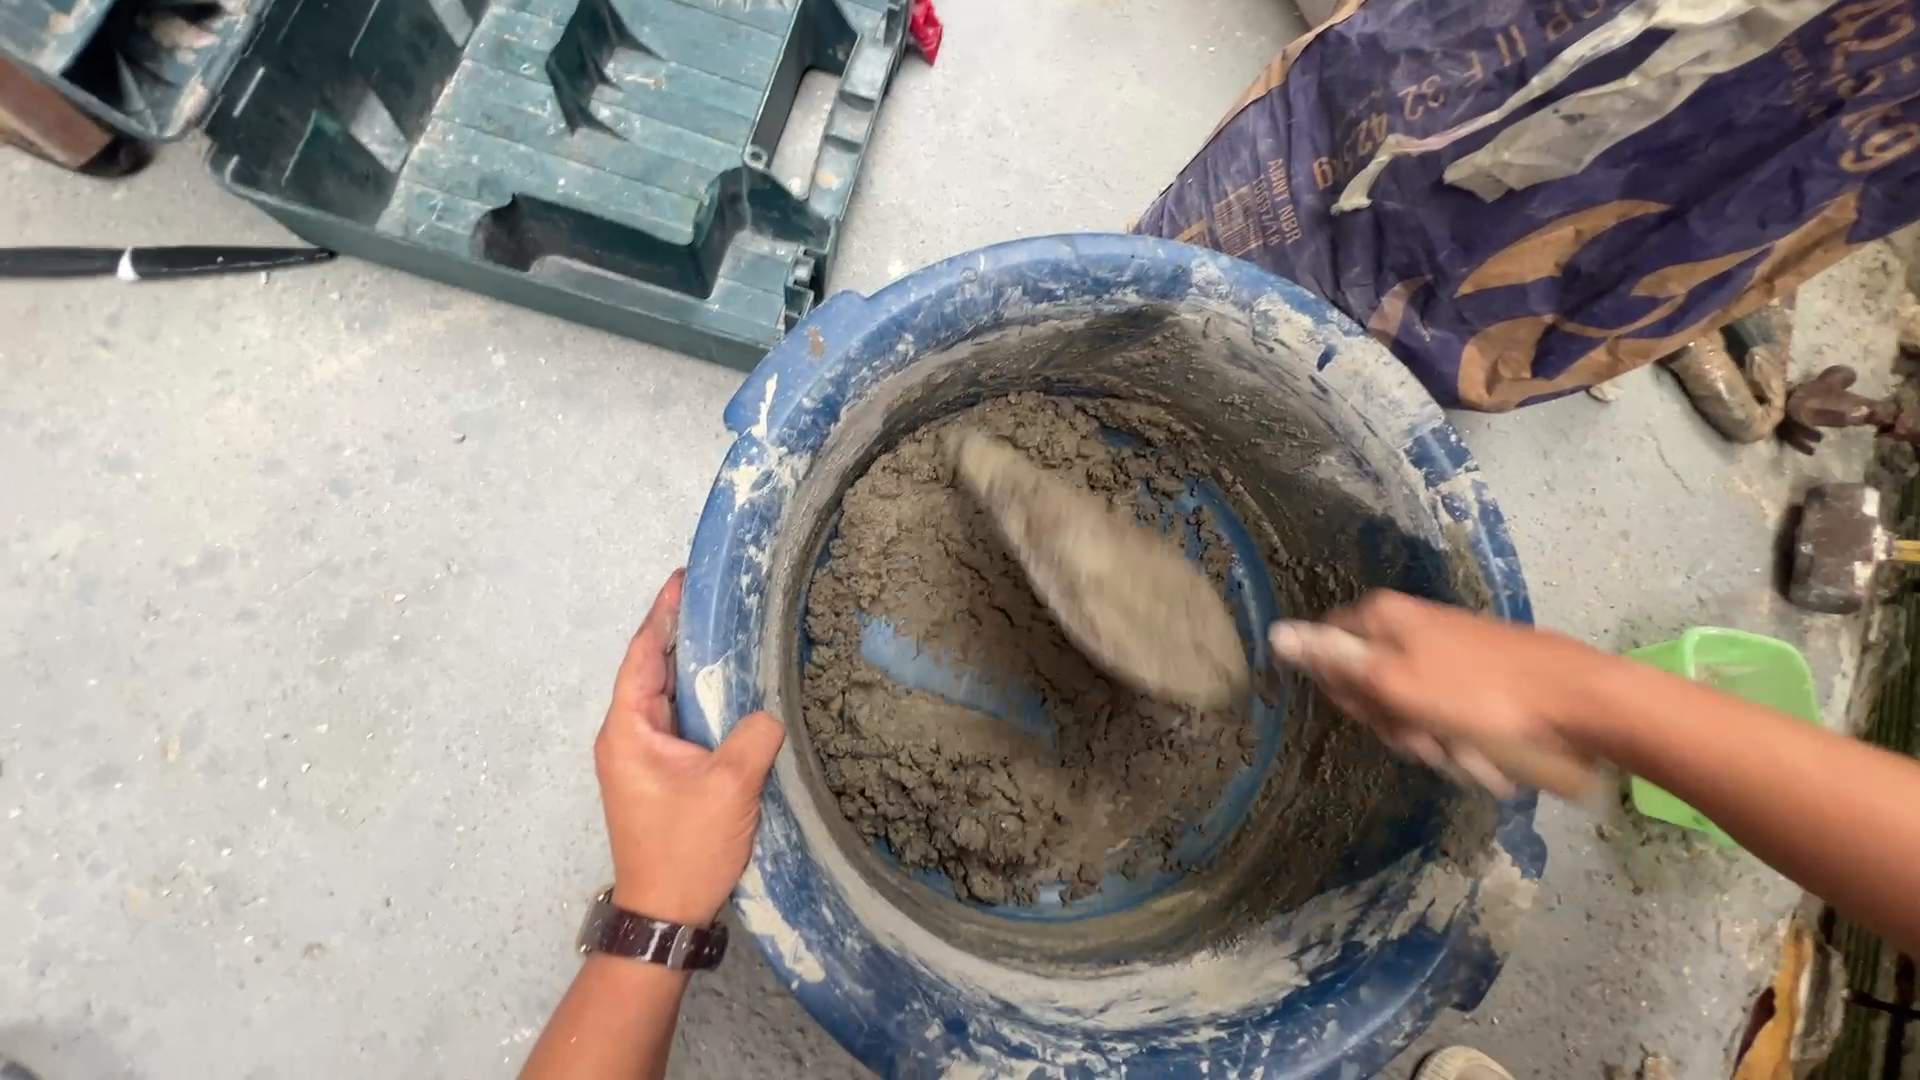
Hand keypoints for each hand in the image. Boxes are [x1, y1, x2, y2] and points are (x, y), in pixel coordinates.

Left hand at [595, 569, 786, 924]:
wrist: (665, 913)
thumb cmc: (687, 847)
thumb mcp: (730, 785)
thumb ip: (754, 733)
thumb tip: (769, 712)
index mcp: (629, 730)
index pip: (643, 656)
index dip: (663, 614)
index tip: (683, 578)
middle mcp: (628, 736)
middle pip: (652, 668)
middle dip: (680, 629)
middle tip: (715, 596)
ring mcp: (643, 755)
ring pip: (668, 694)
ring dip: (692, 662)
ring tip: (727, 629)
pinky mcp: (662, 771)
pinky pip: (681, 718)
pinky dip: (701, 694)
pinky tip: (731, 685)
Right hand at [1268, 590, 1608, 793]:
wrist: (1581, 701)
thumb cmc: (1477, 694)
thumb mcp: (1392, 681)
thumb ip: (1332, 659)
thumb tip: (1274, 634)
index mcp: (1381, 619)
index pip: (1327, 651)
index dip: (1341, 690)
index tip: (1369, 716)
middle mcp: (1408, 625)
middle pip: (1369, 681)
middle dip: (1393, 723)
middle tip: (1421, 744)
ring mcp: (1444, 647)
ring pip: (1409, 703)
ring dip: (1429, 740)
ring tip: (1463, 759)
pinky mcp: (1477, 671)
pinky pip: (1447, 710)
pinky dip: (1460, 738)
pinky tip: (1483, 757)